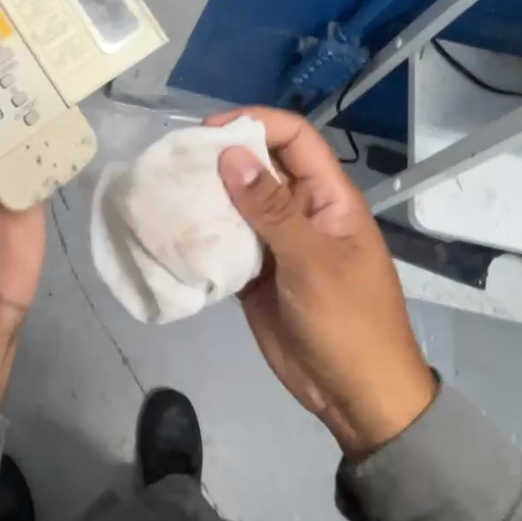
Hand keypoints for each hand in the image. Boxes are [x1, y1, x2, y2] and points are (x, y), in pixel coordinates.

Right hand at [208, 107, 437, 460]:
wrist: (355, 396)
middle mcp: (300, 211)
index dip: (256, 123)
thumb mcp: (313, 262)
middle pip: (259, 165)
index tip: (209, 131)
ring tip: (166, 189)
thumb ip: (270, 209)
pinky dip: (202, 233)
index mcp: (328, 198)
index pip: (294, 139)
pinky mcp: (255, 272)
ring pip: (237, 202)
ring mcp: (276, 242)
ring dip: (206, 194)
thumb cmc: (348, 323)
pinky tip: (173, 229)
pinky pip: (226, 240)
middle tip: (175, 161)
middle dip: (221, 157)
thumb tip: (230, 153)